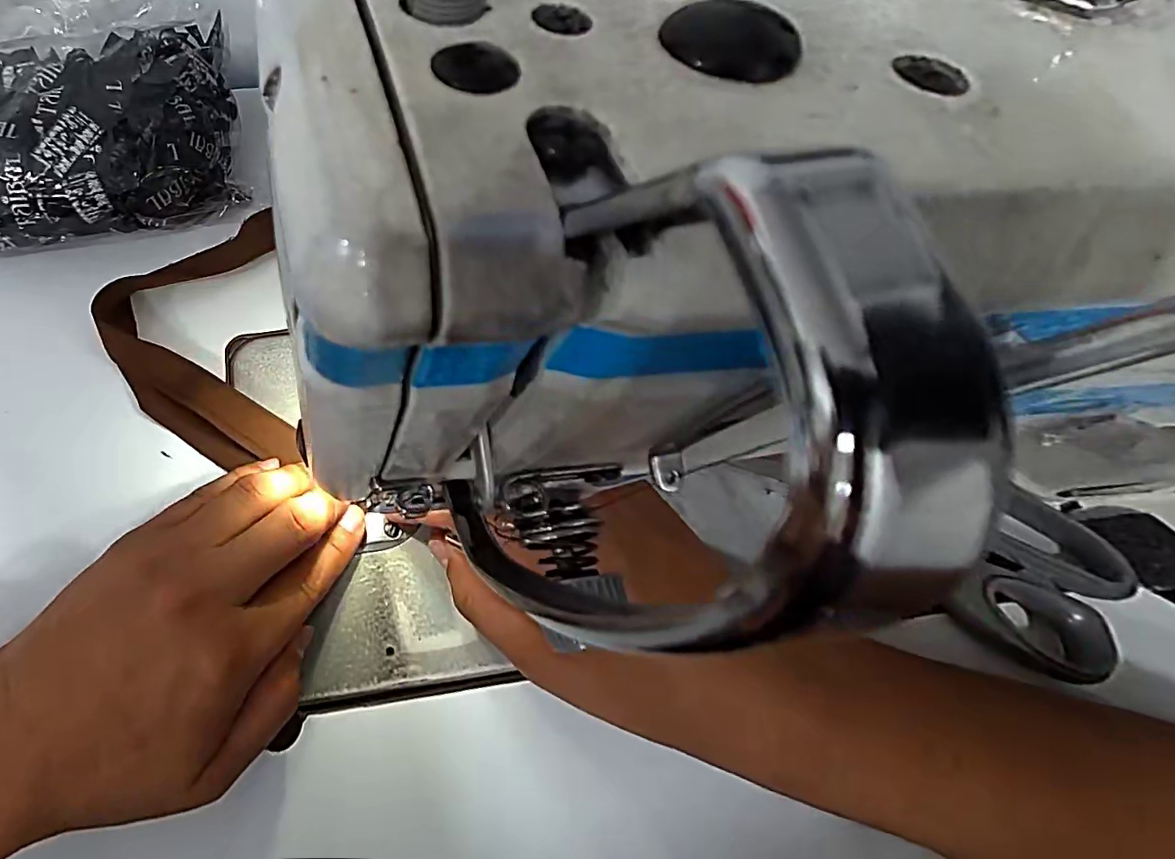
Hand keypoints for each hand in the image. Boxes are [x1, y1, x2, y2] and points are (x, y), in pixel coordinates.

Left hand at [0, 461, 364, 856]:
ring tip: (309, 479)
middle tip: (339, 500)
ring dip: (288, 481)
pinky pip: (203, 494)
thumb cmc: (104, 756)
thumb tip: (299, 646)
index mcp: (228, 653)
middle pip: (287, 524)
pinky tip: (258, 475)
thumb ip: (271, 708)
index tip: (354, 527)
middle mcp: (203, 593)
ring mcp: (167, 557)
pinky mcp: (139, 540)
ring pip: (249, 495)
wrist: (15, 734)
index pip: (306, 580)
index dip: (339, 547)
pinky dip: (240, 478)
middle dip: (324, 506)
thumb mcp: (207, 773)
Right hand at [401, 484, 748, 744]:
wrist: (751, 679)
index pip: (472, 508)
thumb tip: (447, 555)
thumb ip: (483, 600)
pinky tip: (572, 552)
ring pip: (536, 490)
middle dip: (478, 516)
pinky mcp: (637, 494)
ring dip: (518, 514)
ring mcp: (612, 493)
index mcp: (551, 544)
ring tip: (531, 561)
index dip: (441, 512)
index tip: (423, 519)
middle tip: (472, 551)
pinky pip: (573, 493)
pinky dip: (556, 513)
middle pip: (502, 494)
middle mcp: (580, 504)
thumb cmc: (652, 683)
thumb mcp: (547, 659)